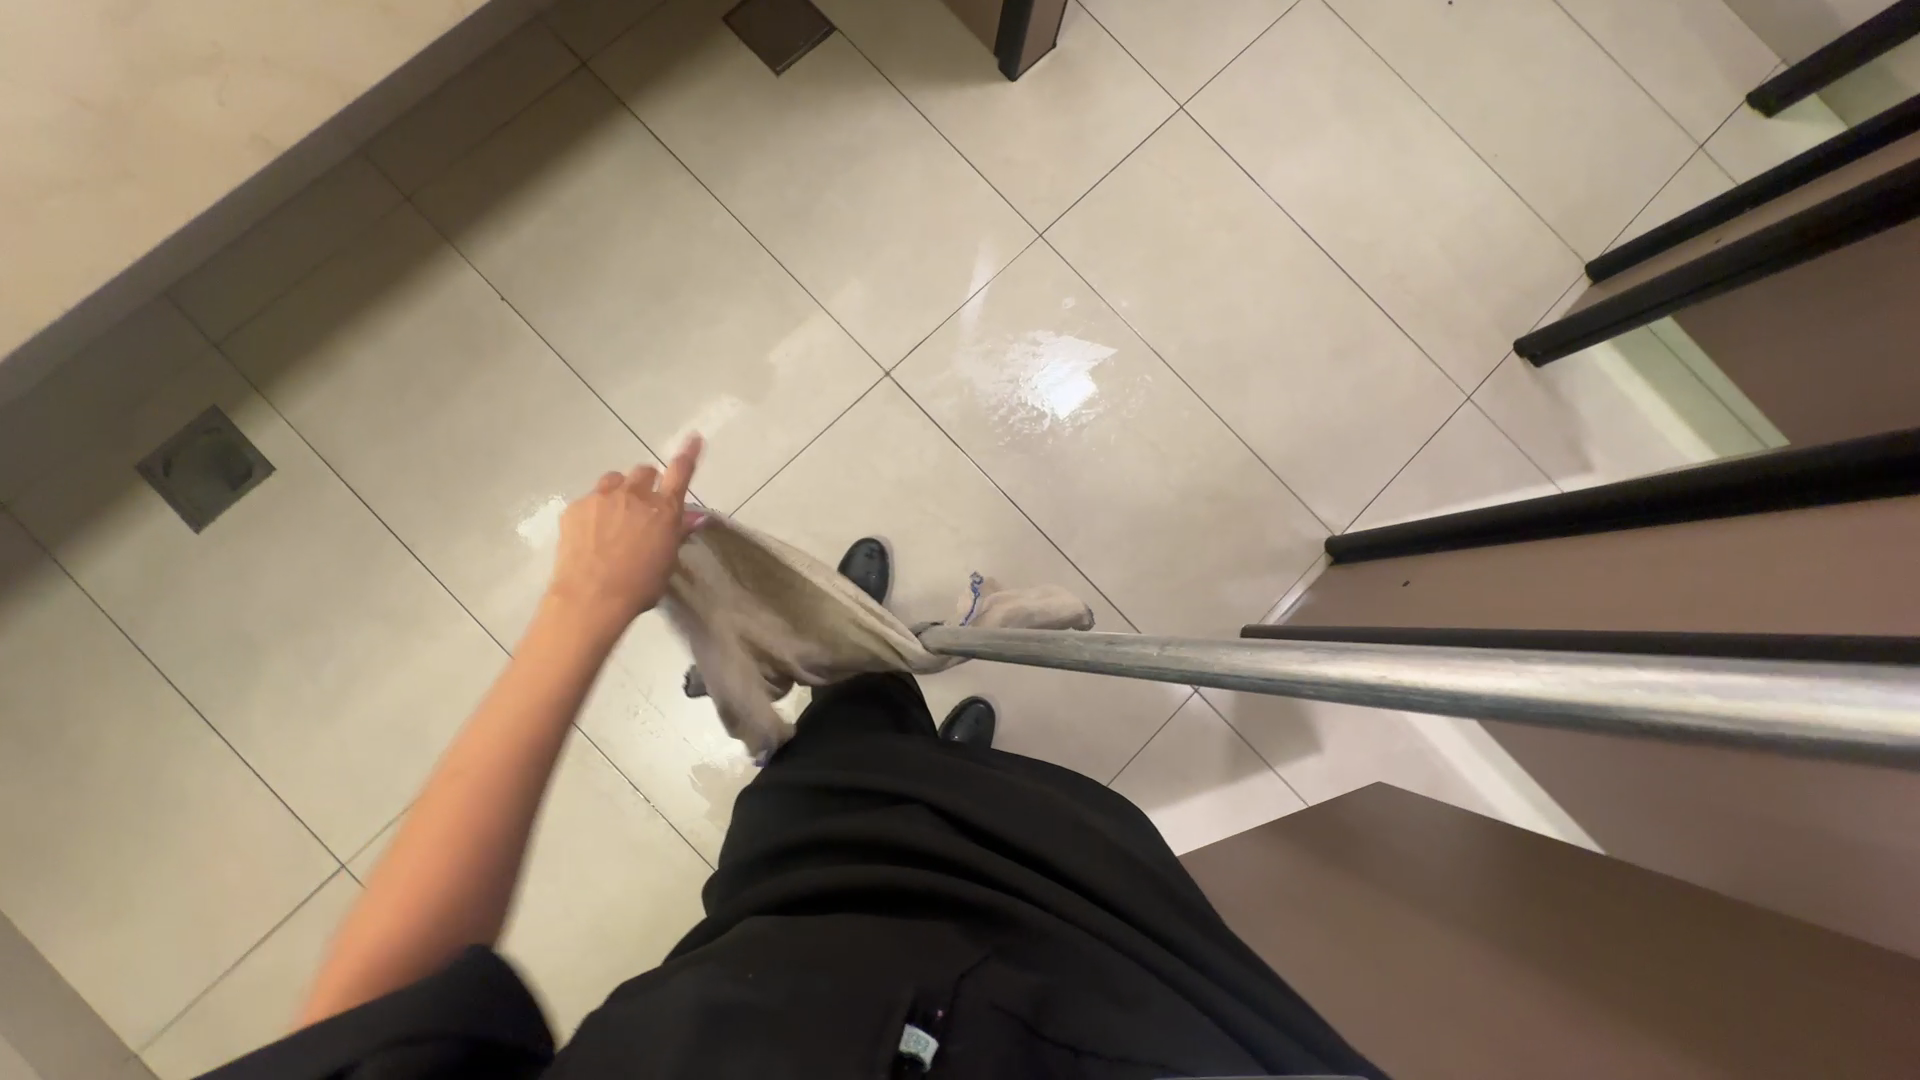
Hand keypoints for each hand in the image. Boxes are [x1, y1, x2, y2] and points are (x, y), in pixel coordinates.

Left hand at [544, 437, 702, 637]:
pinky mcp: (576, 507)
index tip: (693, 438)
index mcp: (665, 510)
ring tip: (614, 516)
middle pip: (644, 471)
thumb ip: (675, 533)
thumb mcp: (667, 561)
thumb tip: (690, 518)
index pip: (681, 472)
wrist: (591, 598)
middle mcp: (635, 495)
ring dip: (619, 491)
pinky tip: (591, 535)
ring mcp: (602, 498)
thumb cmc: (640, 586)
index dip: (688, 454)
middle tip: (642, 505)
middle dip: (646, 482)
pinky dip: (595, 511)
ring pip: (614, 480)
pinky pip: (590, 500)